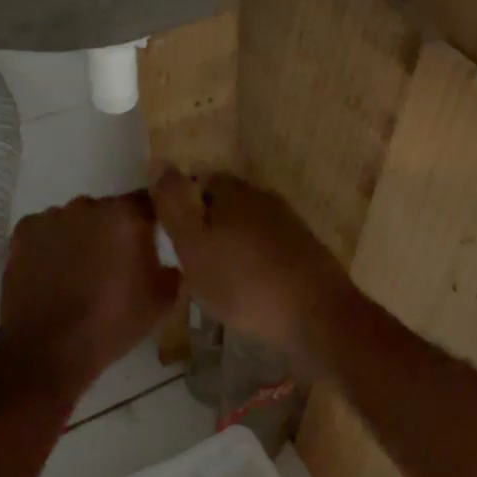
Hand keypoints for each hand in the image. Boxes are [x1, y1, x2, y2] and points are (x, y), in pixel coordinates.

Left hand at [0, 192, 178, 397]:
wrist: (47, 351)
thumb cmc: (112, 324)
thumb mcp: (162, 301)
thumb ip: (172, 270)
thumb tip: (165, 262)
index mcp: (126, 216)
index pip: (148, 202)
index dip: (152, 221)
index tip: (154, 241)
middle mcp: (88, 205)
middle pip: (110, 211)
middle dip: (115, 232)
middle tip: (117, 264)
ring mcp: (51, 217)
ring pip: (76, 221)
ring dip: (82, 238)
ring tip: (80, 274)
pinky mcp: (23, 232)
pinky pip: (47, 231)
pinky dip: (52, 246)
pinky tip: (54, 274)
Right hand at [150, 168, 355, 356]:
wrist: (317, 314)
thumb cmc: (244, 282)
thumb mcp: (193, 246)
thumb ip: (173, 206)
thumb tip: (159, 162)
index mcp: (234, 191)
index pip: (199, 179)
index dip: (181, 203)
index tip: (170, 234)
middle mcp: (263, 197)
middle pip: (225, 202)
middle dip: (206, 224)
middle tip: (188, 259)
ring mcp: (288, 223)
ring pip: (247, 225)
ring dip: (230, 244)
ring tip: (214, 277)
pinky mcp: (304, 250)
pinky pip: (267, 247)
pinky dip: (252, 261)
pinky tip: (247, 287)